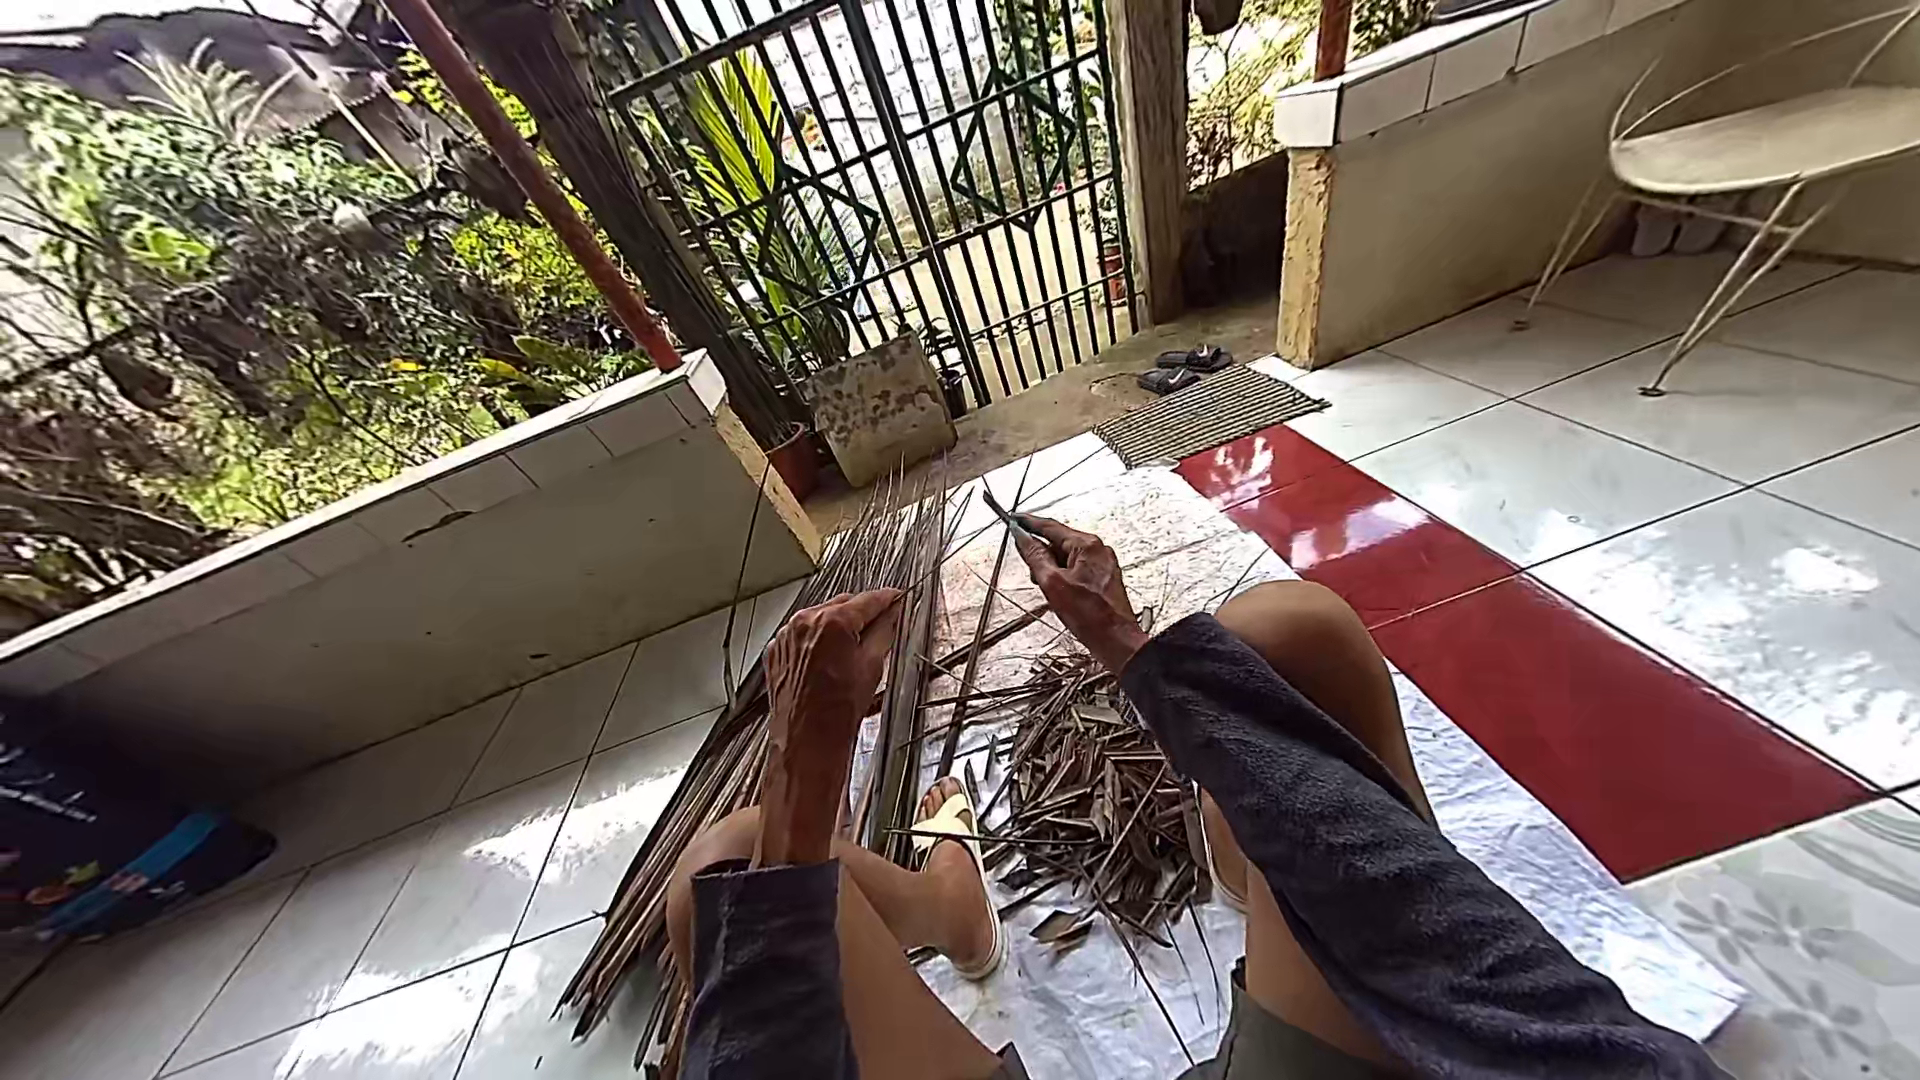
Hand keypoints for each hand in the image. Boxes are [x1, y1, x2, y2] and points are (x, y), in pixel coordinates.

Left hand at [757, 588, 903, 866]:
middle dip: (864, 613)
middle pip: (844, 604)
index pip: (869, 599)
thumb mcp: (872, 666)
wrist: (806, 742)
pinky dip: (819, 639)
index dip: (889, 599)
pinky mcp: (777, 650)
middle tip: (883, 625)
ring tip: (855, 648)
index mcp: (832, 622)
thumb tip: (894, 613)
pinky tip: (831, 659)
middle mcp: (805, 623)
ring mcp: (787, 635)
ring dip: (840, 625)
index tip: (898, 598)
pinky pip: (803, 633)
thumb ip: (885, 631)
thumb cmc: (837, 711)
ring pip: (822, 617)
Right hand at [1014, 517, 1147, 674]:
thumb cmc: (1091, 616)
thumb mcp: (1052, 583)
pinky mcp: (1103, 578)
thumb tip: (1022, 538)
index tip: (1014, 519)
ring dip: (1052, 572)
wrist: (1116, 641)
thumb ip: (1035, 556)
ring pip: (1067, 558)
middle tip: (1035, 576)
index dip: (1028, 523)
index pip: (1050, 526)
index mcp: (1087, 545)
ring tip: (1053, 594)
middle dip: (1042, 558)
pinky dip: (1064, 579)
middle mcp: (1098, 550)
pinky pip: (1076, 570)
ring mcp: (1102, 564)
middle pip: (1058, 543)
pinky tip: (1063, 597)